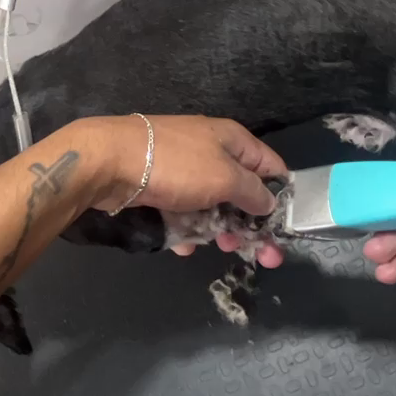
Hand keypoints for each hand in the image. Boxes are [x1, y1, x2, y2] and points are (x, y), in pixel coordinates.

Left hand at [83, 116, 286, 267]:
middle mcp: (209, 150)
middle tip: (261, 256)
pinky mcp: (159, 184)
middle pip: (240, 189)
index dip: (280, 195)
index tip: (284, 228)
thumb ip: (252, 191)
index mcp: (231, 139)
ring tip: (218, 248)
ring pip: (210, 202)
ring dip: (217, 228)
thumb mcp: (224, 178)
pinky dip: (185, 227)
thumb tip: (270, 201)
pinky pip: (182, 209)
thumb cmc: (176, 165)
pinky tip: (183, 246)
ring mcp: (182, 167)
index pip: (269, 165)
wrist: (111, 161)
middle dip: (250, 223)